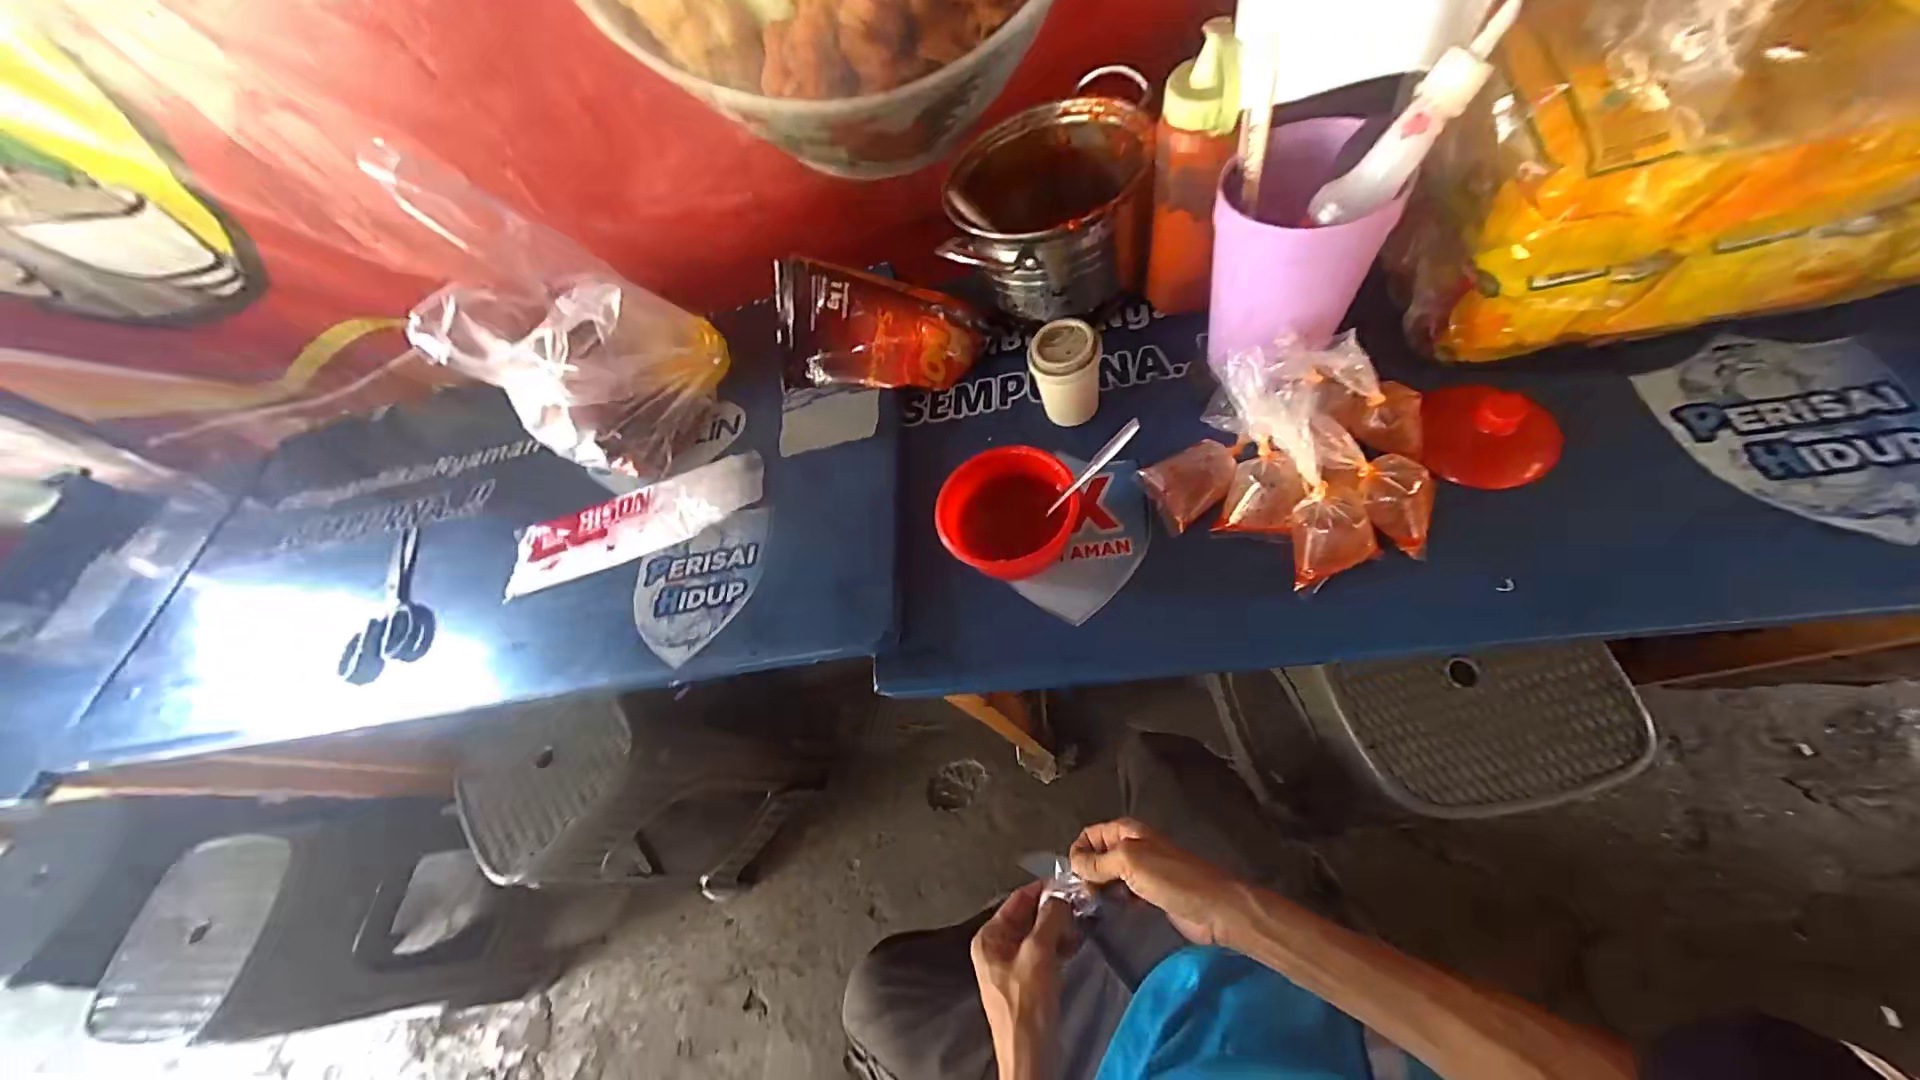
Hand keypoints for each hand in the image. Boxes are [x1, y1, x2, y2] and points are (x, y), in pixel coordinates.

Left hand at [971, 880, 1073, 1079]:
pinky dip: (1058, 946)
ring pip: (1038, 934)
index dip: (1041, 889)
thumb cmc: (1025, 1010)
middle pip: (1028, 916)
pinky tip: (1073, 944)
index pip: (1016, 900)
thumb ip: (1049, 919)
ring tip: (1077, 923)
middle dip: (1052, 911)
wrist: (1030, 1057)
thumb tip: (1059, 897)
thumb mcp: (1038, 954)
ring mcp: (1012, 965)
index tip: (1064, 883)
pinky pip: (1043, 952)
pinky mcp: (1027, 981)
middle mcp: (997, 948)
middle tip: (1076, 904)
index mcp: (989, 938)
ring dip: (1058, 928)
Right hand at [1070, 818, 1246, 945]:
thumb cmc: (1171, 879)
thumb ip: (1098, 862)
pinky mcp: (1148, 894)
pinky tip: (1112, 912)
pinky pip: (1122, 893)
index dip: (1078, 852)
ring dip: (1099, 889)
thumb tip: (1073, 864)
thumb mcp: (1129, 862)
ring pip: (1108, 876)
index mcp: (1126, 831)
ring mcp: (1141, 871)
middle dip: (1086, 872)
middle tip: (1084, 896)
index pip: (1090, 835)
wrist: (1214, 908)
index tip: (1074, 876)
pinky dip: (1114, 900)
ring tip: (1094, 906)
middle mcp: (1131, 847)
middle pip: (1097, 855)